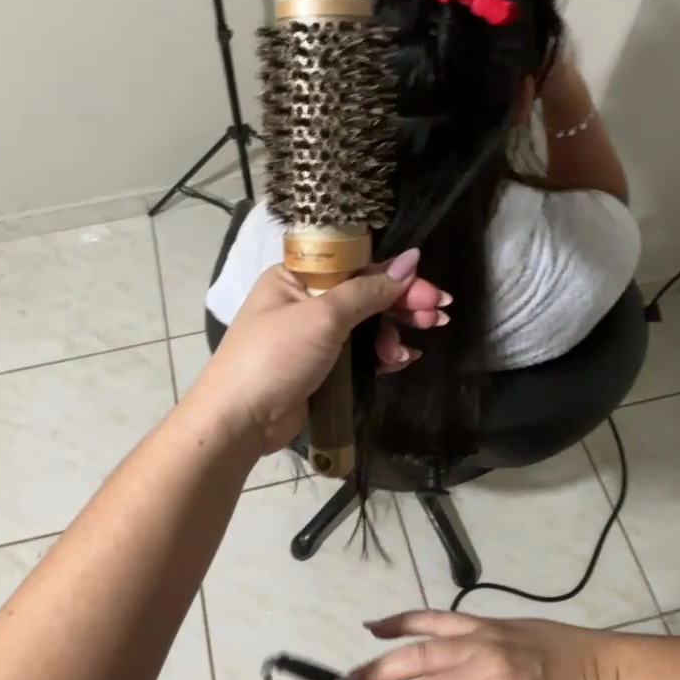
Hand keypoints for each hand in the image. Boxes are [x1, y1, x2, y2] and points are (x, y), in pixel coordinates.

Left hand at [185, 251, 447, 452]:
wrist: (239, 420)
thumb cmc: (275, 357)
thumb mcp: (323, 316)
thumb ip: (368, 290)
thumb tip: (410, 260)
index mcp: (295, 277)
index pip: (355, 265)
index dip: (394, 275)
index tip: (429, 290)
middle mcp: (304, 301)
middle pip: (364, 294)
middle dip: (402, 304)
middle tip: (439, 315)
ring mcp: (312, 337)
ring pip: (365, 326)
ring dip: (393, 333)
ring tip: (414, 346)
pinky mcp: (320, 368)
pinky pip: (358, 354)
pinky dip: (380, 354)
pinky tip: (400, 360)